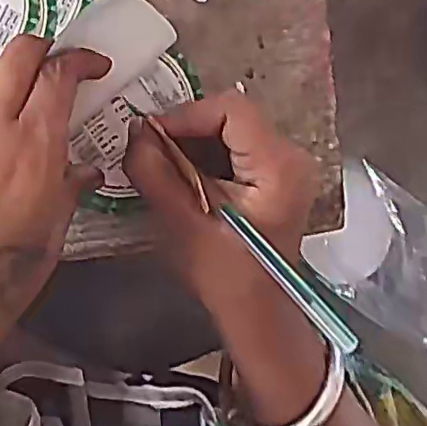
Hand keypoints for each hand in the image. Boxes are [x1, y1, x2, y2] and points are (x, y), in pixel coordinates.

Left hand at [0, 36, 108, 364]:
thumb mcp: (48, 240)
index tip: (96, 66)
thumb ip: (68, 192)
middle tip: (60, 65)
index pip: (59, 74)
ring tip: (23, 111)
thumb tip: (84, 170)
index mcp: (32, 148)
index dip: (82, 60)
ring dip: (12, 78)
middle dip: (45, 46)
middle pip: (19, 51)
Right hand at [123, 92, 318, 302]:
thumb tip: (135, 129)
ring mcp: (286, 164)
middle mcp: (291, 156)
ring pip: (229, 128)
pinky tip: (183, 173)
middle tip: (150, 145)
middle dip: (186, 128)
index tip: (152, 133)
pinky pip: (234, 144)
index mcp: (278, 166)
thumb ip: (154, 170)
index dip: (186, 115)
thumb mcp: (181, 222)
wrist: (258, 315)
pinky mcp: (276, 173)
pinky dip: (205, 152)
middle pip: (230, 116)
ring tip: (162, 160)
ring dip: (192, 140)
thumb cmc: (224, 276)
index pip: (230, 110)